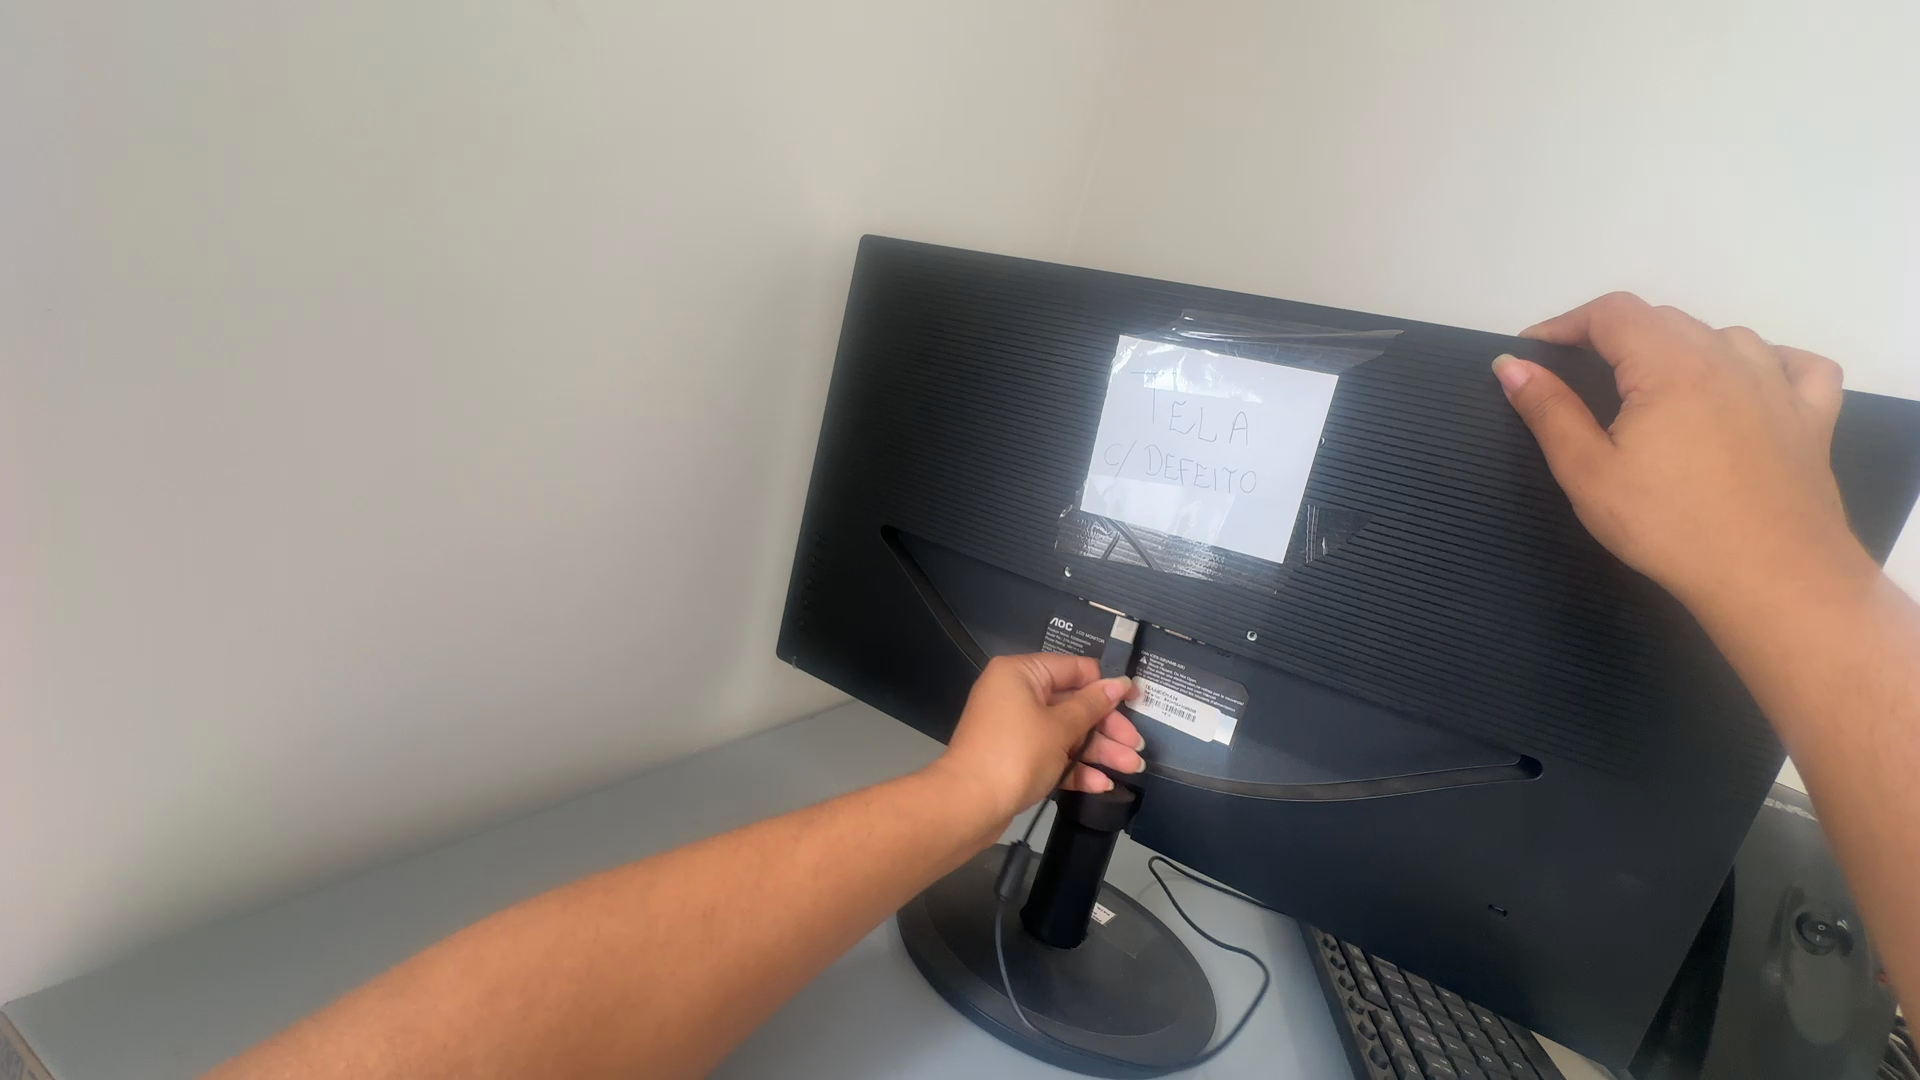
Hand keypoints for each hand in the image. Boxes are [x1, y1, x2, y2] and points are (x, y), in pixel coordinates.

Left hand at [933, 653, 1144, 827]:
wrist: (969, 804)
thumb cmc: (1015, 754)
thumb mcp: (1060, 727)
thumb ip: (1092, 706)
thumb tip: (1119, 683)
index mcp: (1021, 673)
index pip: (1073, 669)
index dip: (1106, 686)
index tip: (1136, 702)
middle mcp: (1015, 693)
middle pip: (1072, 703)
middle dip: (1106, 727)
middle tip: (1135, 747)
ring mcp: (1014, 726)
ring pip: (1065, 732)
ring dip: (1097, 751)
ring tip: (1130, 768)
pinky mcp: (1015, 756)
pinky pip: (1051, 754)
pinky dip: (1075, 767)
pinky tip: (1101, 784)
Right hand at [1493, 292, 1875, 616]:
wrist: (1769, 574)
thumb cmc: (1662, 522)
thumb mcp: (1584, 468)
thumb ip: (1548, 409)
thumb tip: (1510, 363)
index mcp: (1671, 367)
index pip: (1613, 313)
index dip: (1564, 324)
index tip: (1529, 352)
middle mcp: (1730, 360)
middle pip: (1662, 320)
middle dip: (1606, 336)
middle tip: (1567, 376)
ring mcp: (1779, 385)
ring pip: (1720, 336)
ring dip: (1670, 346)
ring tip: (1639, 385)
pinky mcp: (1811, 416)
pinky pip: (1790, 363)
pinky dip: (1755, 360)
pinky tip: (1734, 382)